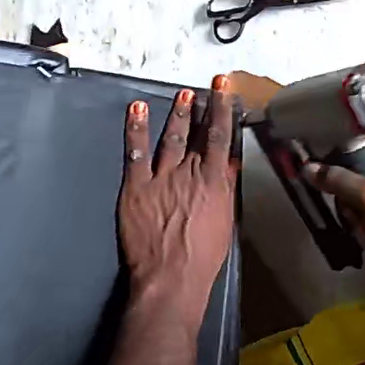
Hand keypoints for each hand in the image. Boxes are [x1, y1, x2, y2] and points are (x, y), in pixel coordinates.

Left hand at [118, 76, 237, 306]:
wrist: (170, 277)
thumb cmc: (203, 255)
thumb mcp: (225, 219)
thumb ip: (225, 187)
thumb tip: (229, 162)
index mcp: (213, 180)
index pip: (220, 136)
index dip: (222, 109)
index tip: (224, 89)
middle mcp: (188, 172)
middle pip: (196, 133)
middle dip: (203, 106)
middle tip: (205, 87)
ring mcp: (160, 177)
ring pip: (170, 137)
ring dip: (177, 114)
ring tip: (182, 96)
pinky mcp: (135, 186)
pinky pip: (135, 152)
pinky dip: (135, 129)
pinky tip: (136, 110)